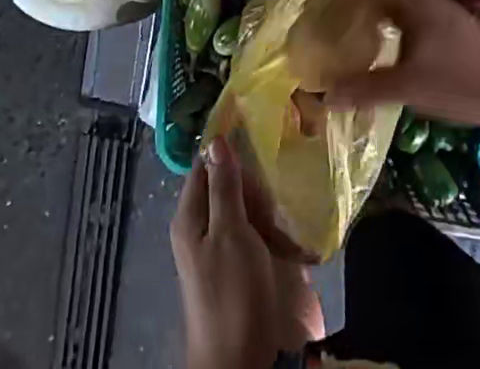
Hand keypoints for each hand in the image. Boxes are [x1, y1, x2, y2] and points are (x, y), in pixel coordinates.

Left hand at [172, 137, 321, 368]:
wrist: (238, 361)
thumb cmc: (232, 293)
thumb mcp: (230, 233)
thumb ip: (224, 187)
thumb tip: (216, 140)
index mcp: (189, 216)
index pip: (203, 167)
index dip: (225, 150)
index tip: (255, 133)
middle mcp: (199, 228)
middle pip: (222, 188)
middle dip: (249, 178)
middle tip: (278, 164)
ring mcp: (218, 249)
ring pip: (240, 210)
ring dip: (262, 203)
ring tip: (288, 188)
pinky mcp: (237, 268)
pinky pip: (251, 234)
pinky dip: (268, 227)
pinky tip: (289, 224)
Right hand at [323, 0, 479, 130]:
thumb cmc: (465, 84)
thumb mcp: (411, 88)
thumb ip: (366, 89)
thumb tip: (324, 95)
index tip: (305, 13)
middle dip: (339, 6)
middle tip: (314, 26)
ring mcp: (428, 5)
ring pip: (380, 3)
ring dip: (356, 15)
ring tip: (332, 35)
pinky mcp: (435, 19)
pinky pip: (393, 12)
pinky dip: (373, 23)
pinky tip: (364, 44)